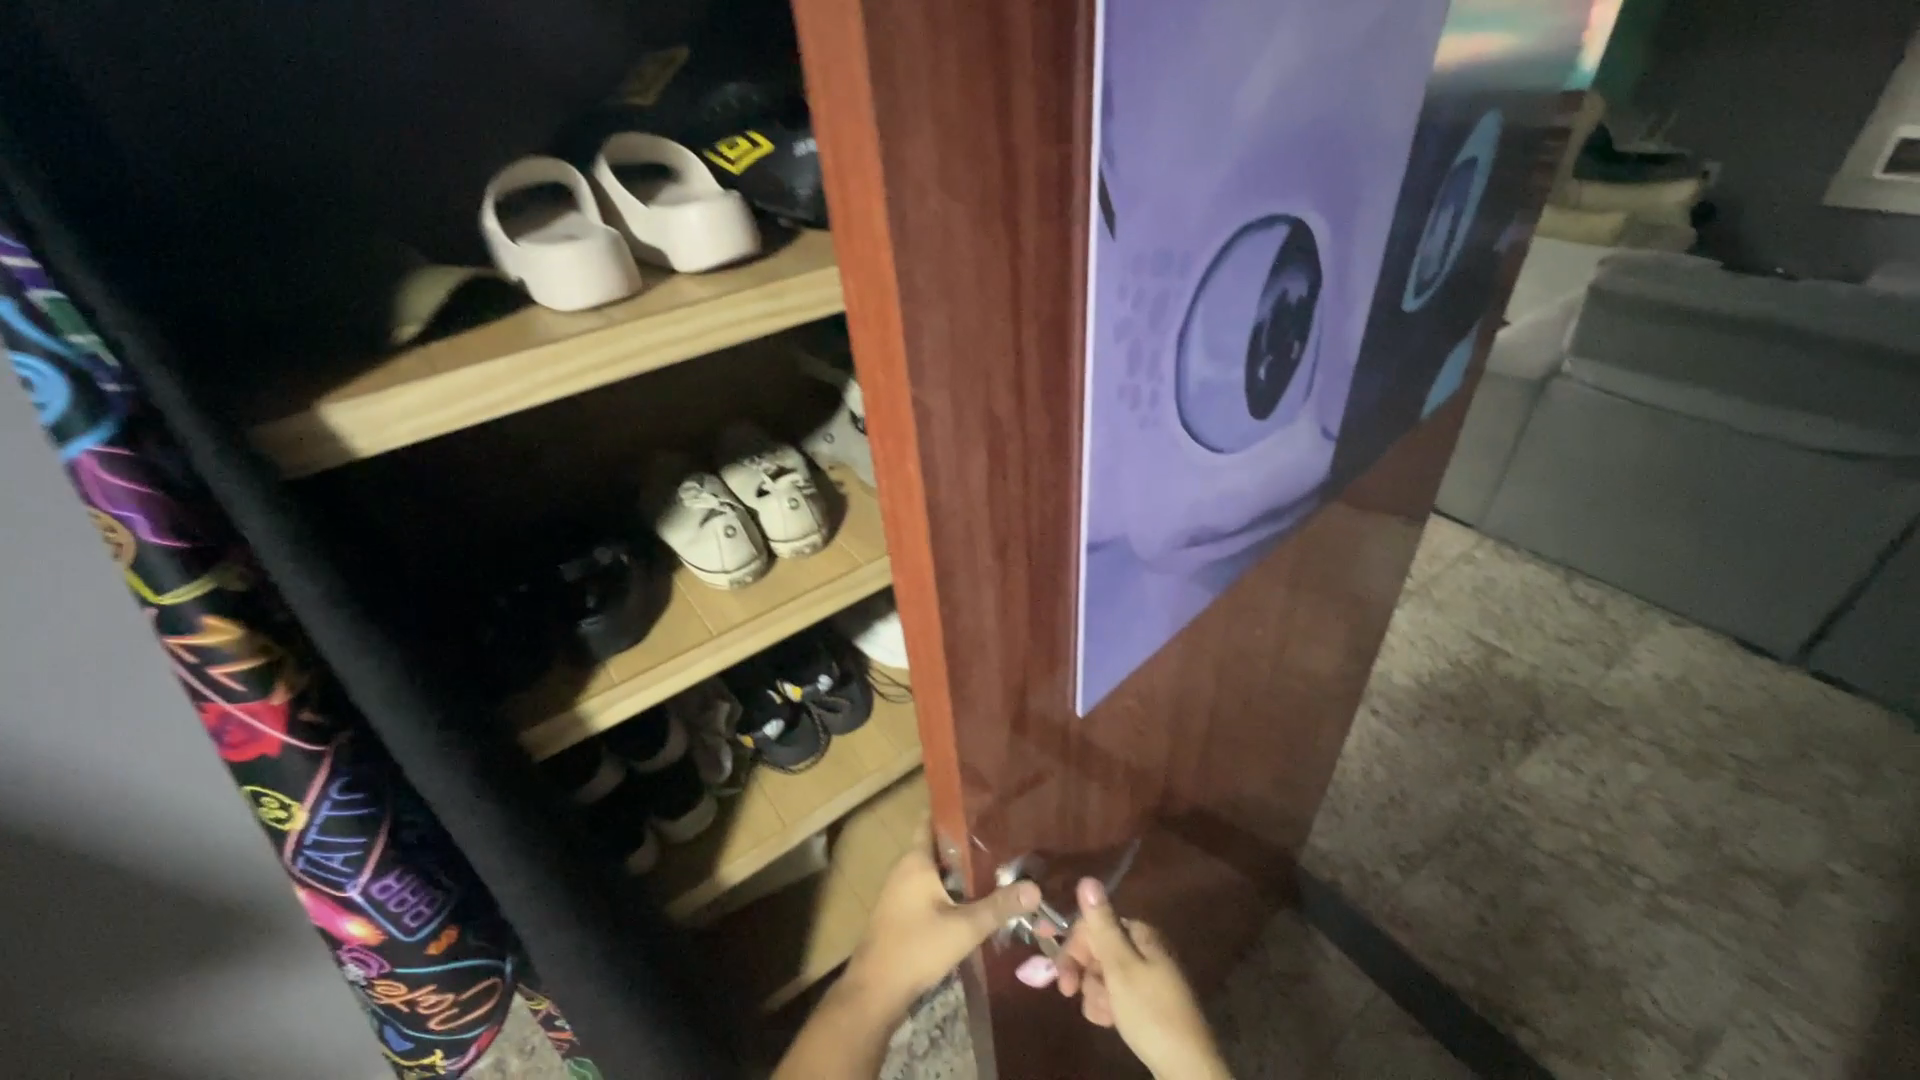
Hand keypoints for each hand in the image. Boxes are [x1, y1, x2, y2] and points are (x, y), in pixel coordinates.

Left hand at [844, 824, 1041, 1014]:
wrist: (875, 990)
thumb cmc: (917, 948)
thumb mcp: (965, 927)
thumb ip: (1000, 906)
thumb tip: (1036, 888)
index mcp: (915, 861)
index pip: (932, 821)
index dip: (955, 812)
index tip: (983, 807)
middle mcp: (903, 869)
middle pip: (937, 847)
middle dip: (965, 844)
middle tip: (1001, 839)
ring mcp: (898, 892)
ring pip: (933, 871)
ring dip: (958, 870)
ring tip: (994, 866)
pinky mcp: (900, 913)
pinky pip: (927, 890)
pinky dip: (948, 889)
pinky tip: (970, 899)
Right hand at [1051, 878, 1230, 1079]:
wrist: (1185, 1066)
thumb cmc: (1150, 1011)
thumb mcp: (1120, 967)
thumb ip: (1101, 924)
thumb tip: (1088, 879)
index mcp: (1139, 934)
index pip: (1094, 925)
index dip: (1073, 946)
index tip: (1061, 975)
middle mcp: (1143, 948)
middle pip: (1097, 949)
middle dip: (1084, 973)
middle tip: (1071, 994)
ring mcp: (1146, 975)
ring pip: (1102, 975)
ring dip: (1095, 994)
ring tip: (1104, 1014)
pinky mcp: (1146, 1001)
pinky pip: (1116, 994)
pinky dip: (1107, 1006)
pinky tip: (1110, 1022)